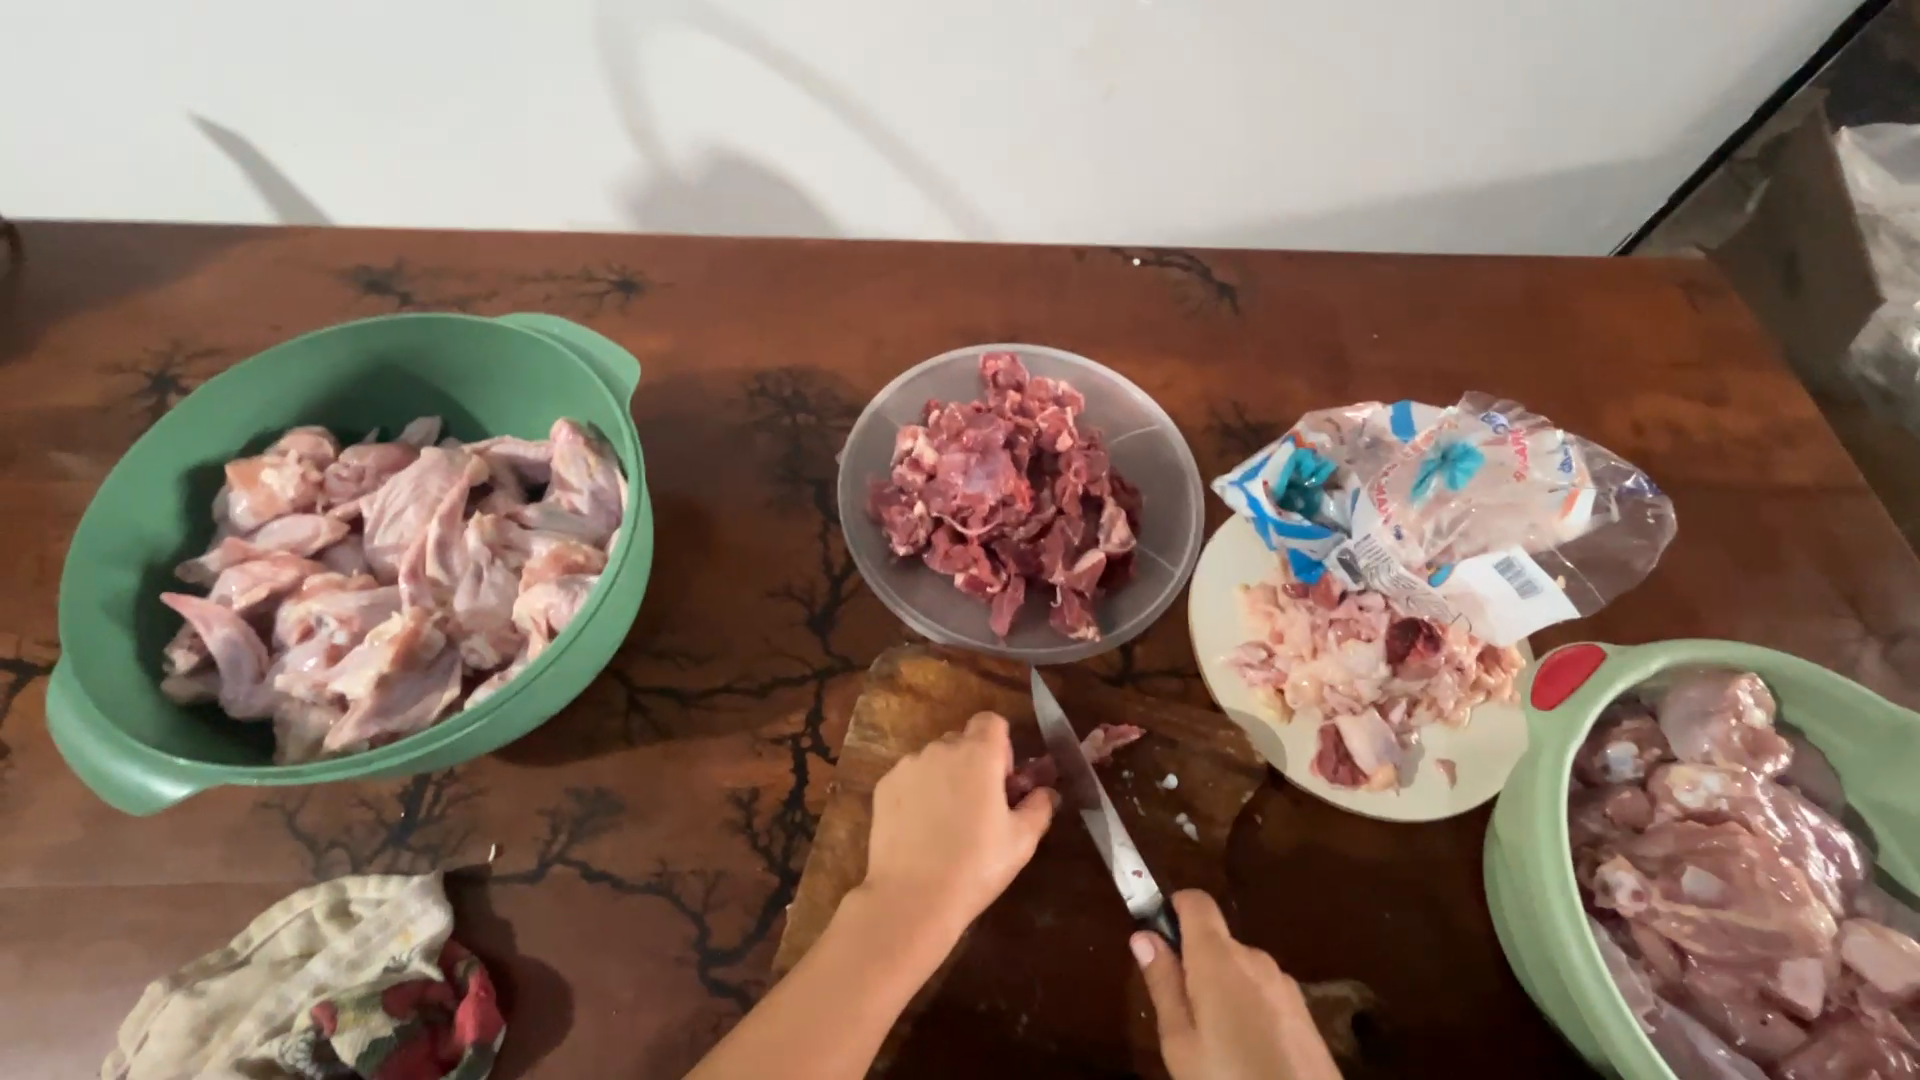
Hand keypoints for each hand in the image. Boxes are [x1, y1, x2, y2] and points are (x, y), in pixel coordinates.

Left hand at [860, 711, 1057, 938]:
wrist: (912, 897)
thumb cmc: (976, 866)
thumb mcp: (1022, 840)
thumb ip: (1039, 807)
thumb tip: (1046, 792)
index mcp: (979, 753)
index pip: (991, 721)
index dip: (1001, 746)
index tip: (1002, 782)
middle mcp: (941, 749)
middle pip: (962, 741)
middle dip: (973, 764)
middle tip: (979, 807)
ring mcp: (908, 766)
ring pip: (934, 760)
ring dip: (944, 778)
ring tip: (946, 824)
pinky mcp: (884, 786)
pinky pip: (909, 778)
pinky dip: (918, 793)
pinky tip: (920, 831)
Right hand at [1134, 890, 1341, 1079]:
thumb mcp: (1180, 1042)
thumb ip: (1163, 983)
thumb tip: (1144, 935)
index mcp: (1218, 958)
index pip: (1197, 902)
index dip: (1175, 909)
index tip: (1160, 940)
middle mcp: (1254, 959)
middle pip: (1217, 941)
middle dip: (1196, 966)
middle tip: (1184, 1018)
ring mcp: (1284, 985)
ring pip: (1240, 970)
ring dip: (1224, 991)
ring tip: (1218, 1047)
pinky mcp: (1304, 1013)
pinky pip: (1264, 994)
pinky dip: (1251, 1011)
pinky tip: (1251, 1056)